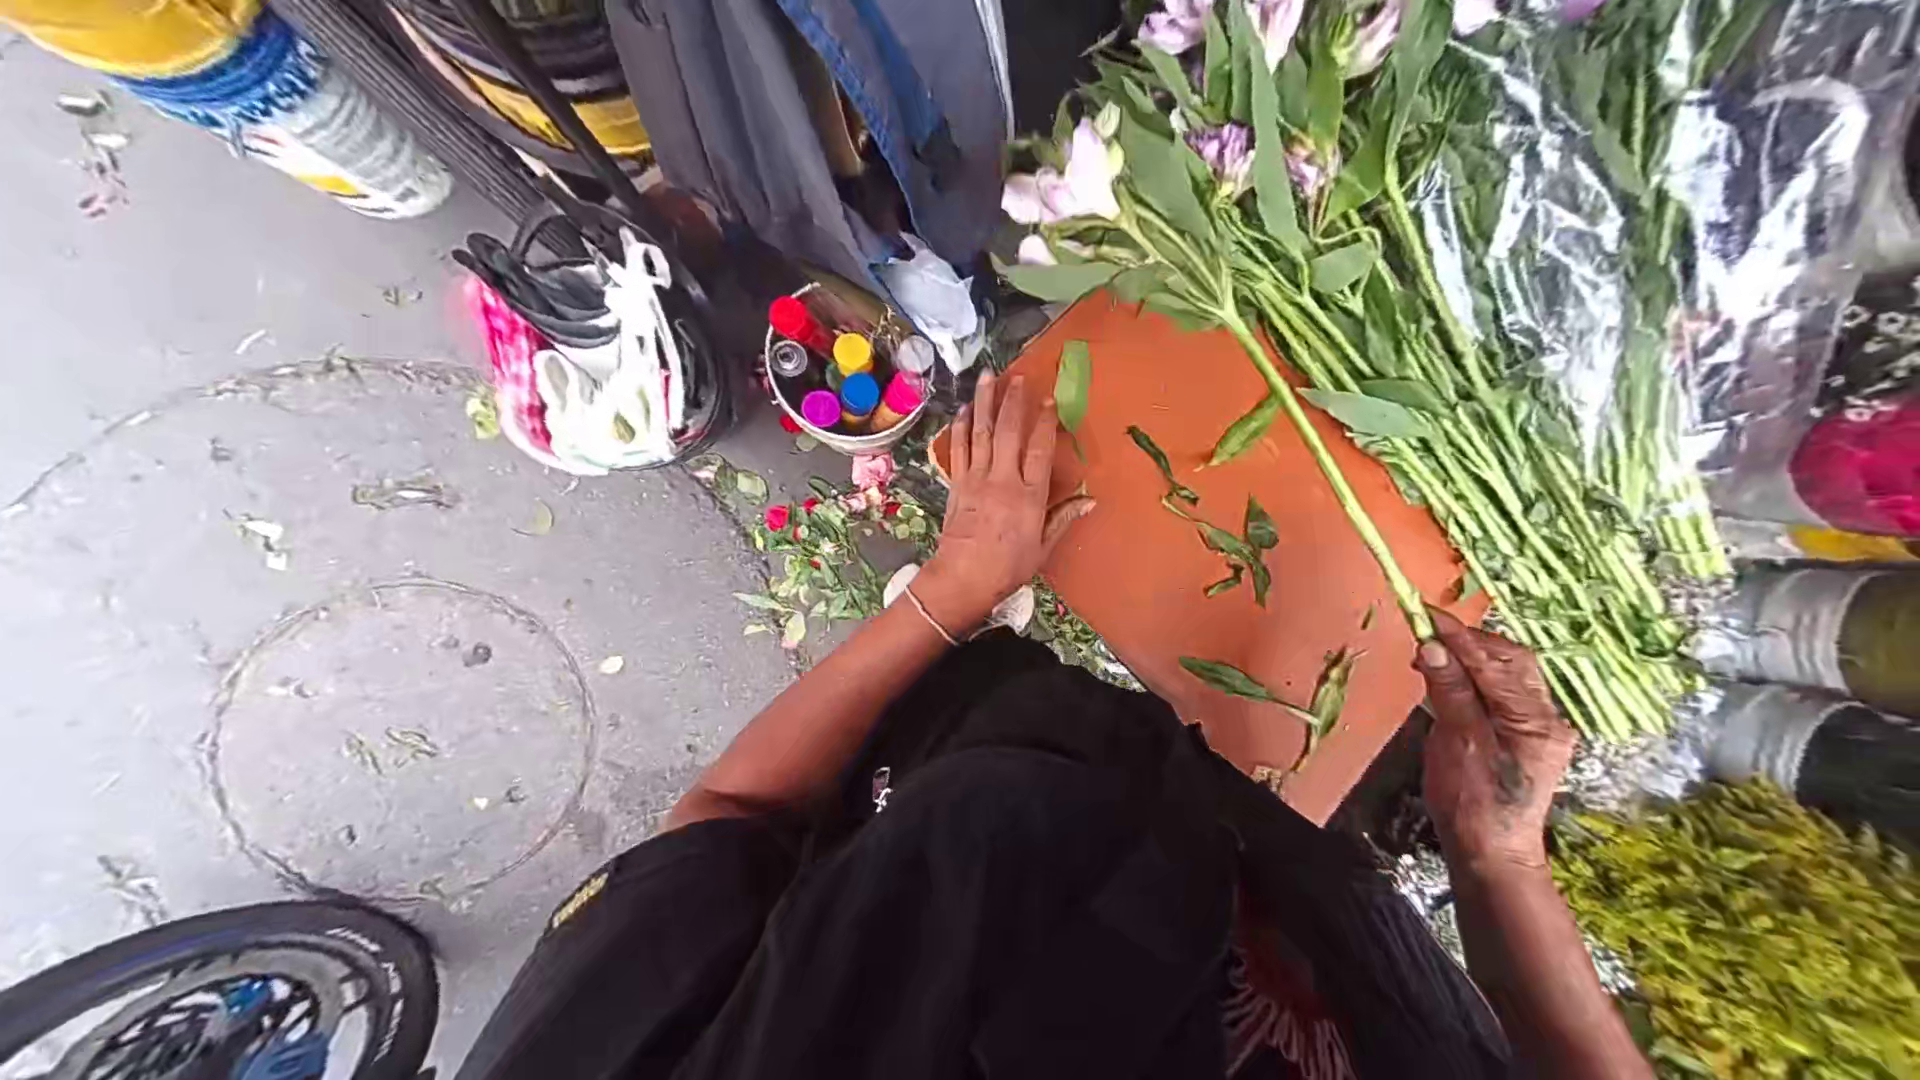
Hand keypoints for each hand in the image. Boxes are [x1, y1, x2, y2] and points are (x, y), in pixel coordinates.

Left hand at [915, 371, 1093, 633]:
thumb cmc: (1007, 567)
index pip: (1039, 449)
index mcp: (1028, 495)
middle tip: (1018, 377)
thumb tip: (1090, 500)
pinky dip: (960, 428)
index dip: (1045, 422)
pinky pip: (959, 449)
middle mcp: (1002, 480)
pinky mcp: (957, 484)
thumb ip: (1063, 518)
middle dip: (1013, 401)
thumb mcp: (1042, 548)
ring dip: (984, 403)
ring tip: (986, 377)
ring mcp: (976, 479)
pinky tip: (963, 410)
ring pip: (981, 433)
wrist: (962, 578)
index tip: (1049, 400)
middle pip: (1009, 431)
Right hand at [1416, 607, 1573, 879]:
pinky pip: (1494, 689)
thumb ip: (1450, 691)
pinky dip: (1467, 675)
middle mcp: (1544, 716)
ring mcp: (1532, 724)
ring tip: (1428, 652)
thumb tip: (1433, 646)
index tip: (1423, 613)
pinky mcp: (1515, 730)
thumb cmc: (1472, 800)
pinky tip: (1442, 676)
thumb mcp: (1458, 743)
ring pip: (1504, 672)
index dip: (1457, 636)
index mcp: (1536, 721)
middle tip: (1426, 630)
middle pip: (1510, 660)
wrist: (1488, 848)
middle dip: (1468, 640)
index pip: (1494, 664)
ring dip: (1466, 656)